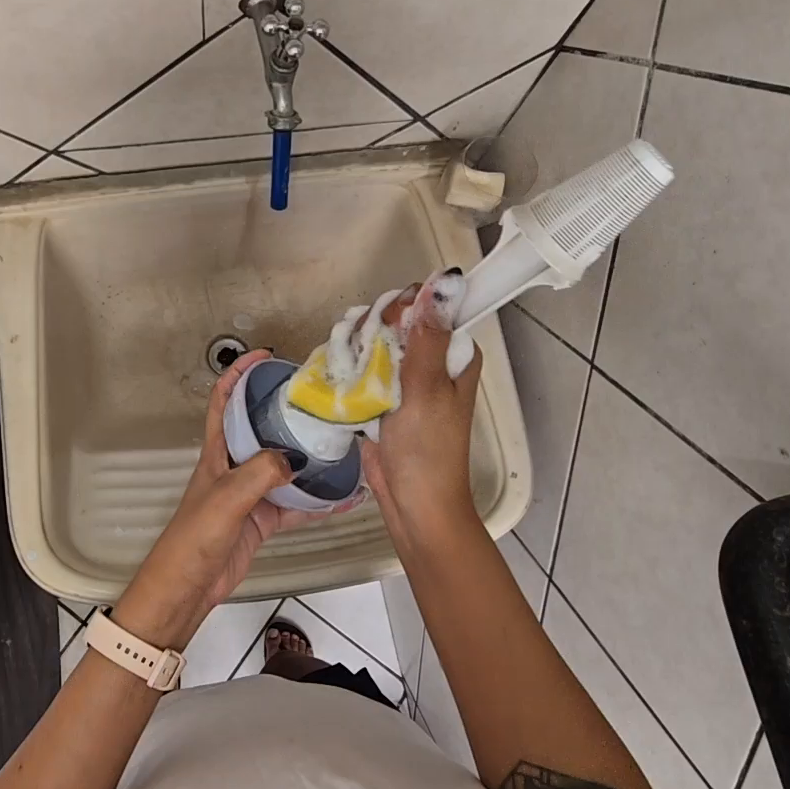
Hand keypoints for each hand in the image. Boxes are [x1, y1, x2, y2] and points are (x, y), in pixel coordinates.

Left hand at [113, 350, 356, 648]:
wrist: (188, 586)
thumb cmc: (194, 537)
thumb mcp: (227, 499)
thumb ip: (260, 474)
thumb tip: (295, 460)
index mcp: (217, 452)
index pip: (223, 402)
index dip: (238, 375)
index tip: (264, 356)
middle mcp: (234, 466)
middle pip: (261, 429)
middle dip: (286, 411)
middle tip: (321, 399)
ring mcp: (250, 493)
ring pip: (285, 467)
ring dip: (310, 458)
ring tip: (343, 444)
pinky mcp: (263, 519)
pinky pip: (297, 505)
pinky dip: (320, 502)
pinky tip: (346, 498)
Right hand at [359, 283, 483, 542]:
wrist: (414, 505)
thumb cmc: (428, 450)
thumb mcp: (428, 388)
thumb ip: (428, 337)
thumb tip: (442, 283)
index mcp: (454, 356)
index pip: (429, 309)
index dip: (404, 306)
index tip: (382, 323)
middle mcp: (432, 363)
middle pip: (396, 324)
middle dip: (373, 329)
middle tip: (359, 351)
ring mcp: (405, 383)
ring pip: (375, 347)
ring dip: (355, 350)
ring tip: (344, 365)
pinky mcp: (381, 401)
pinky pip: (362, 373)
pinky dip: (347, 372)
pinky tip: (335, 376)